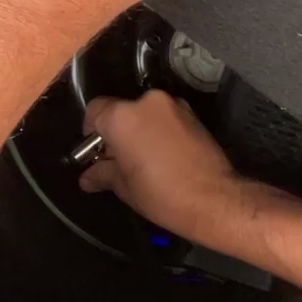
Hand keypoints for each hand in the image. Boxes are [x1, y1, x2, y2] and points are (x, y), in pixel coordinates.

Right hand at [78, 90, 268, 252]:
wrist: (213, 199)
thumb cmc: (160, 194)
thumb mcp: (124, 186)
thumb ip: (102, 174)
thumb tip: (87, 177)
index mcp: (122, 116)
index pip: (95, 110)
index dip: (91, 131)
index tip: (95, 151)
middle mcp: (146, 102)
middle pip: (121, 111)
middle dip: (116, 132)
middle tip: (118, 159)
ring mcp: (173, 105)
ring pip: (145, 113)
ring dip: (139, 131)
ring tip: (143, 160)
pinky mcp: (193, 114)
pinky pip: (165, 118)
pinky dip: (159, 131)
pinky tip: (163, 156)